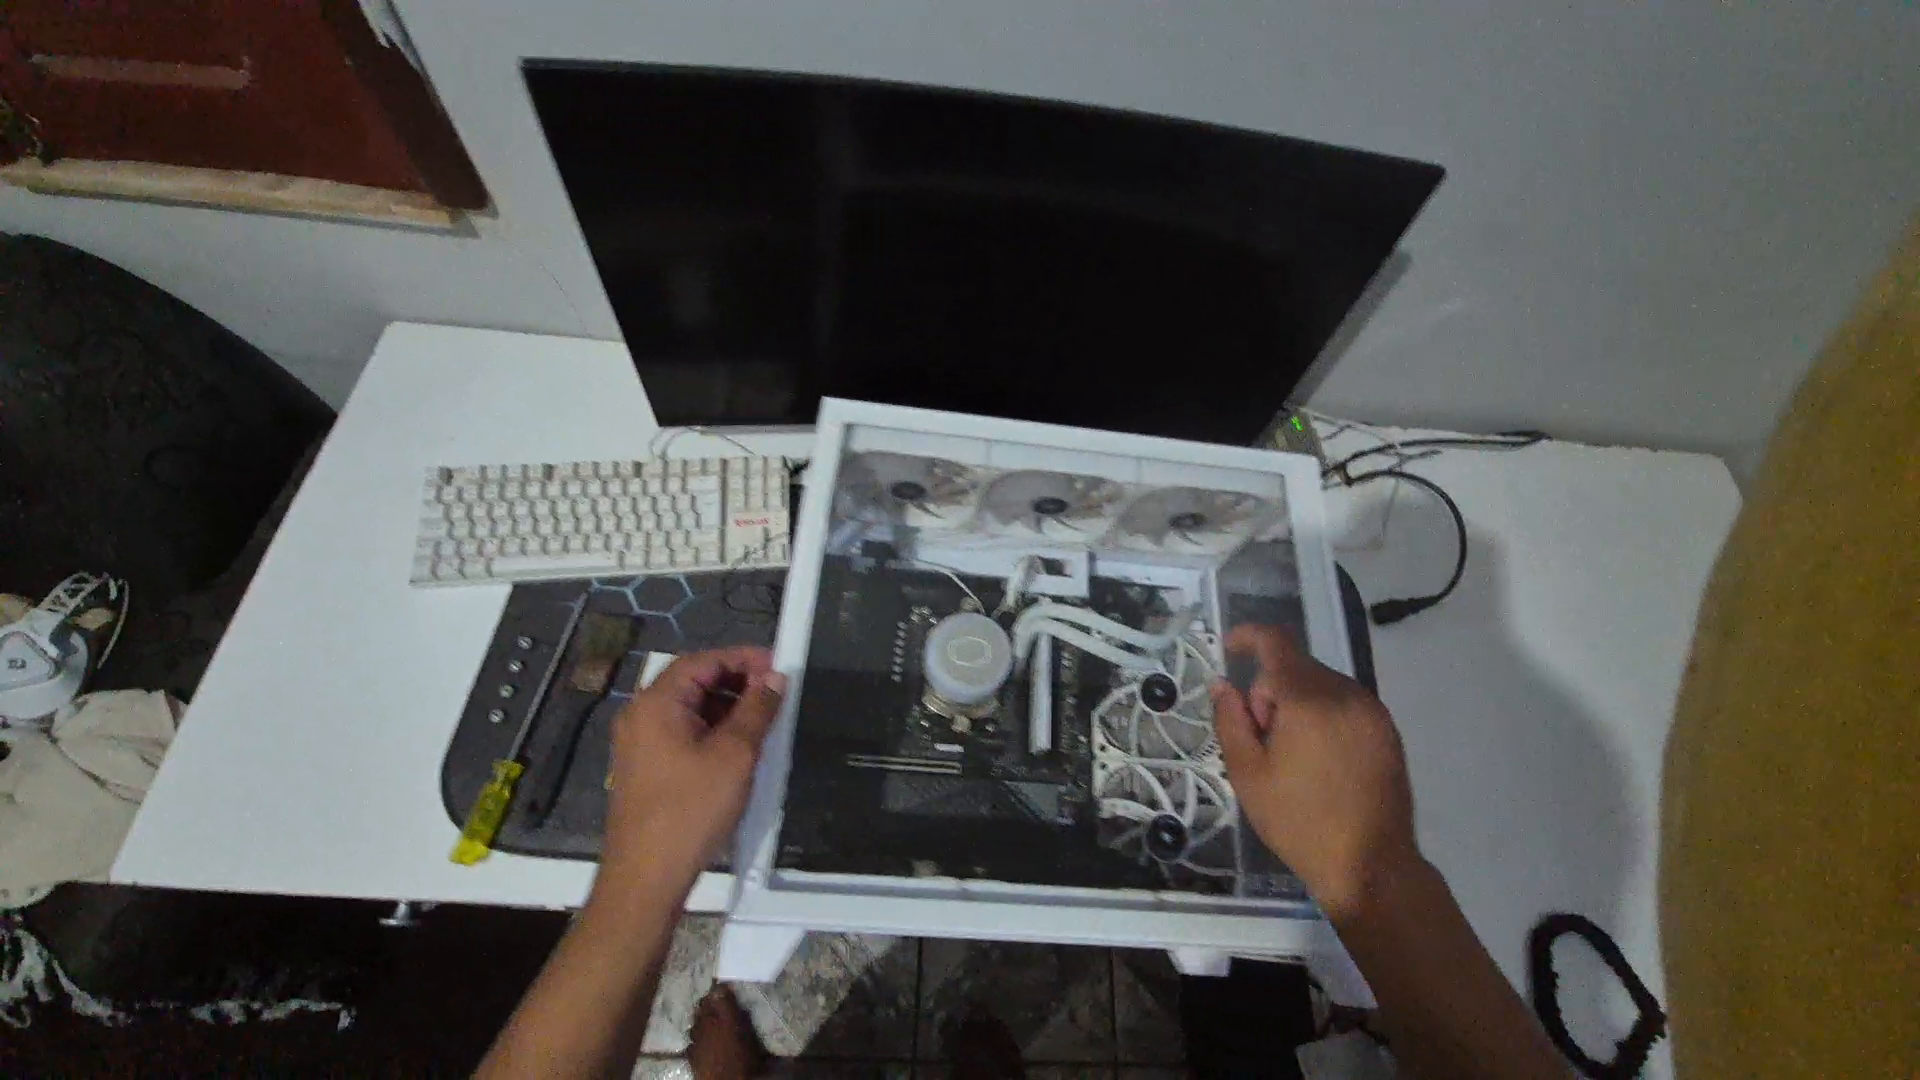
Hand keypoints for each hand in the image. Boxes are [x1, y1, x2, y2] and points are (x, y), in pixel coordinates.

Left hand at [599, 647, 786, 892]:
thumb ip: (757, 709)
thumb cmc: (691, 810)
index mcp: (656, 704)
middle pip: (692, 681)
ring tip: (764, 717)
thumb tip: (775, 678)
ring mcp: (639, 744)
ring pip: (688, 707)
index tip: (778, 665)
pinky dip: (712, 728)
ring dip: (726, 706)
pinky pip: (682, 731)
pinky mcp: (645, 768)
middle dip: (736, 680)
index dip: (742, 658)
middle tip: (775, 691)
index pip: (701, 661)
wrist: (646, 879)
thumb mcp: (735, 755)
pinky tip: (740, 745)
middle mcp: (641, 716)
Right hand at [1210, 625, 1420, 922]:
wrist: (1371, 867)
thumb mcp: (1247, 772)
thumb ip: (1230, 719)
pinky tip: (1317, 758)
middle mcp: (1346, 694)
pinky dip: (1322, 714)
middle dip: (1269, 690)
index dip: (1248, 637)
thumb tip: (1223, 684)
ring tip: (1290, 754)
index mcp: (1309, 700)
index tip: (1229, 649)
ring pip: (1320, 685)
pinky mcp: (1386, 731)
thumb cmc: (1298, 820)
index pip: (1276, 643)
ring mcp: (1372, 712)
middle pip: (1296, 667)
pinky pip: (1343, 703)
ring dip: (1296, 702)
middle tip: (1260, 738)